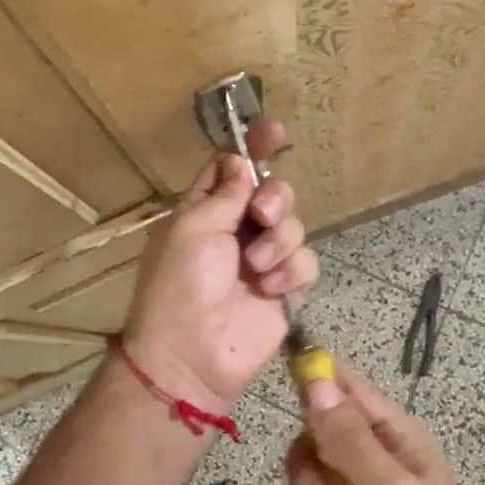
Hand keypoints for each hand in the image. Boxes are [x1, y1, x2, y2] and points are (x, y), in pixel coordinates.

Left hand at [122, 120, 318, 407]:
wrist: (191, 355)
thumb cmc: (180, 284)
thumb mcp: (193, 228)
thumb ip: (224, 194)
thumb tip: (240, 163)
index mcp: (203, 210)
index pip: (231, 168)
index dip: (252, 148)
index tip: (274, 130)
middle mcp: (234, 230)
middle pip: (272, 193)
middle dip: (275, 198)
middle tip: (263, 215)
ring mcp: (261, 260)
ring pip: (293, 226)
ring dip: (280, 240)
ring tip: (257, 267)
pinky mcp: (284, 288)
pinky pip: (305, 262)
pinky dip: (291, 271)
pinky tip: (270, 290)